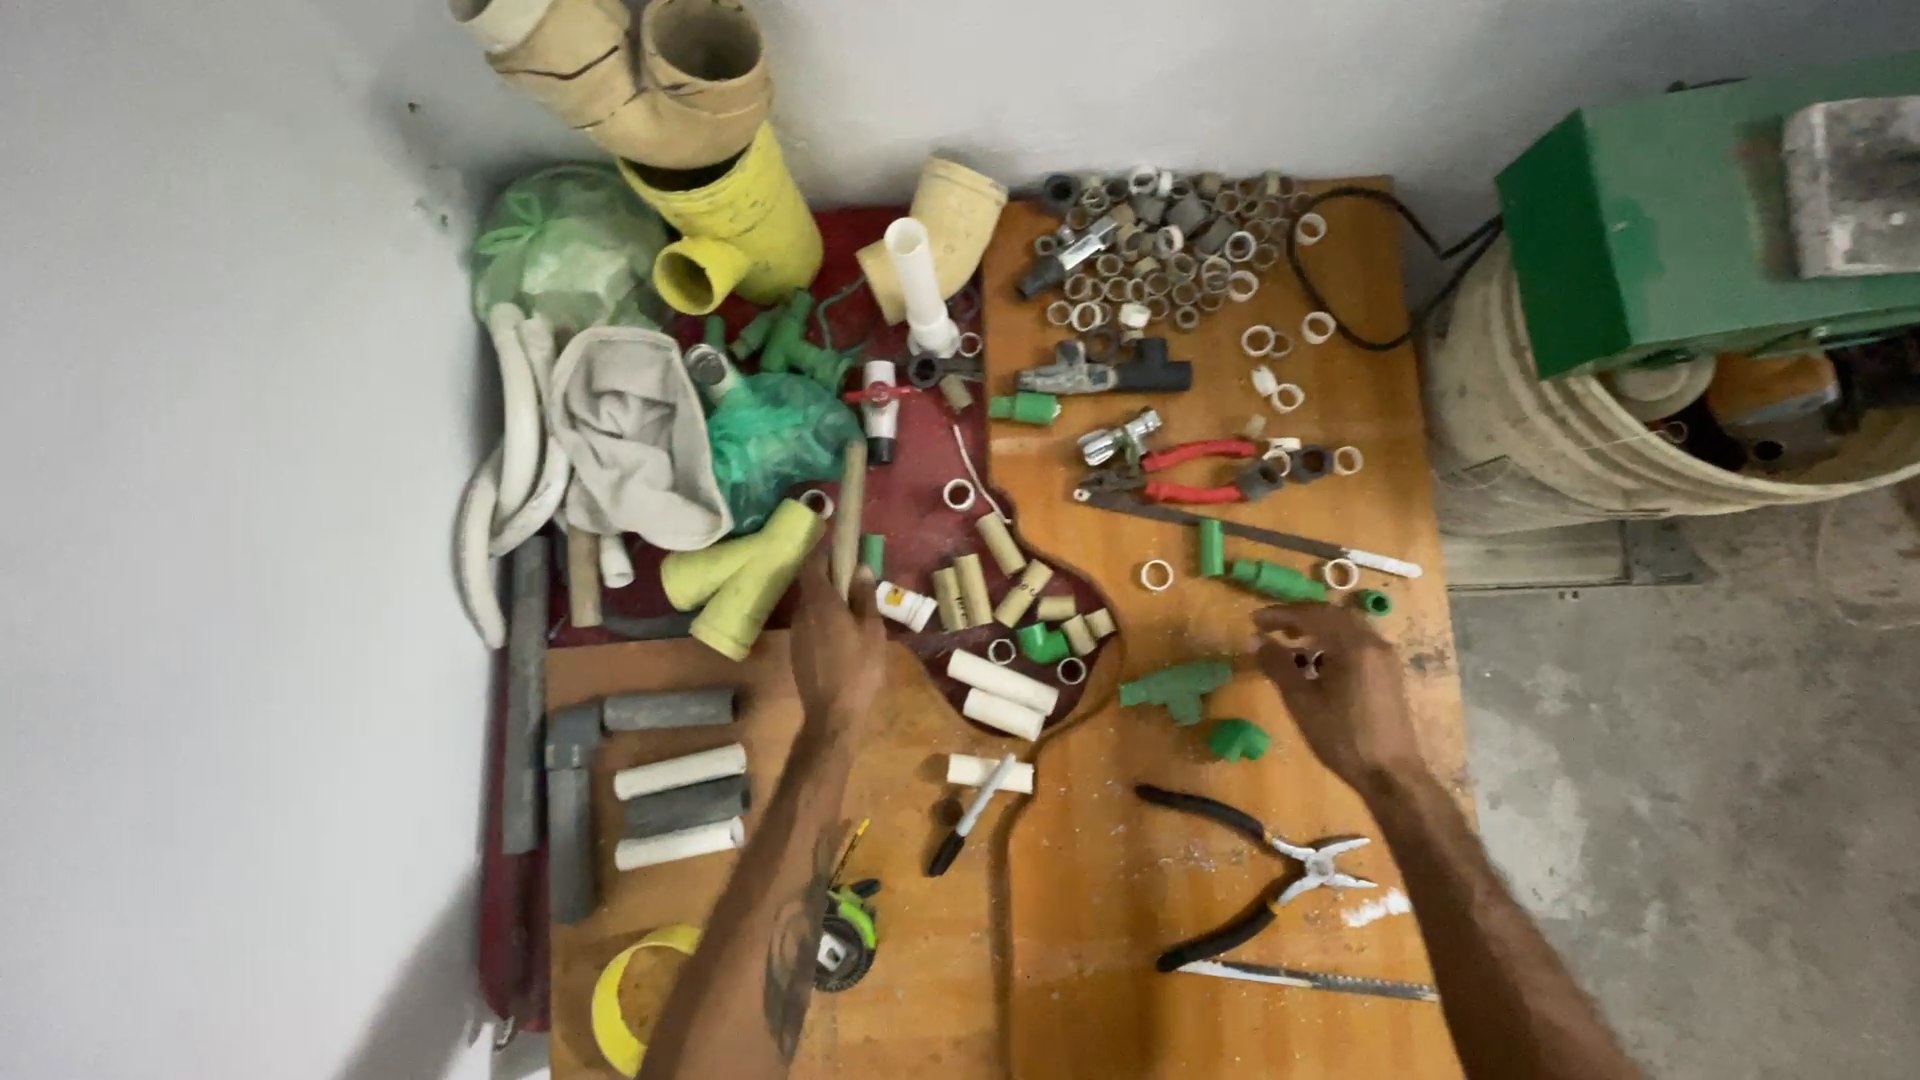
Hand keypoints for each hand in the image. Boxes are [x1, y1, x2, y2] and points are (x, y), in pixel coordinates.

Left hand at [788, 551, 886, 736]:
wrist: (833, 713)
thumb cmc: (859, 668)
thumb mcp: (872, 630)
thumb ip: (865, 597)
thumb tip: (861, 568)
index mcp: (821, 602)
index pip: (814, 564)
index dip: (825, 552)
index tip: (841, 548)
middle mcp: (803, 612)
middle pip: (811, 583)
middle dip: (829, 576)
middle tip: (853, 579)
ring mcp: (797, 632)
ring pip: (809, 604)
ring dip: (826, 598)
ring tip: (851, 607)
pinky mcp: (797, 649)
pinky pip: (809, 622)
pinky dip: (822, 617)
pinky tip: (841, 632)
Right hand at [1252, 604, 1425, 793]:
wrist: (1390, 774)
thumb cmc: (1341, 737)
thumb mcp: (1301, 701)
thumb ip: (1278, 665)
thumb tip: (1256, 639)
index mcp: (1353, 646)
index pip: (1312, 615)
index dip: (1280, 614)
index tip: (1254, 621)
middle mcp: (1373, 643)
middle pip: (1333, 614)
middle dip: (1299, 616)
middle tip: (1271, 626)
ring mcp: (1385, 658)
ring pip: (1348, 626)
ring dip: (1317, 626)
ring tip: (1291, 640)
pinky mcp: (1388, 672)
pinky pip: (1358, 641)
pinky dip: (1333, 639)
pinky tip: (1318, 659)